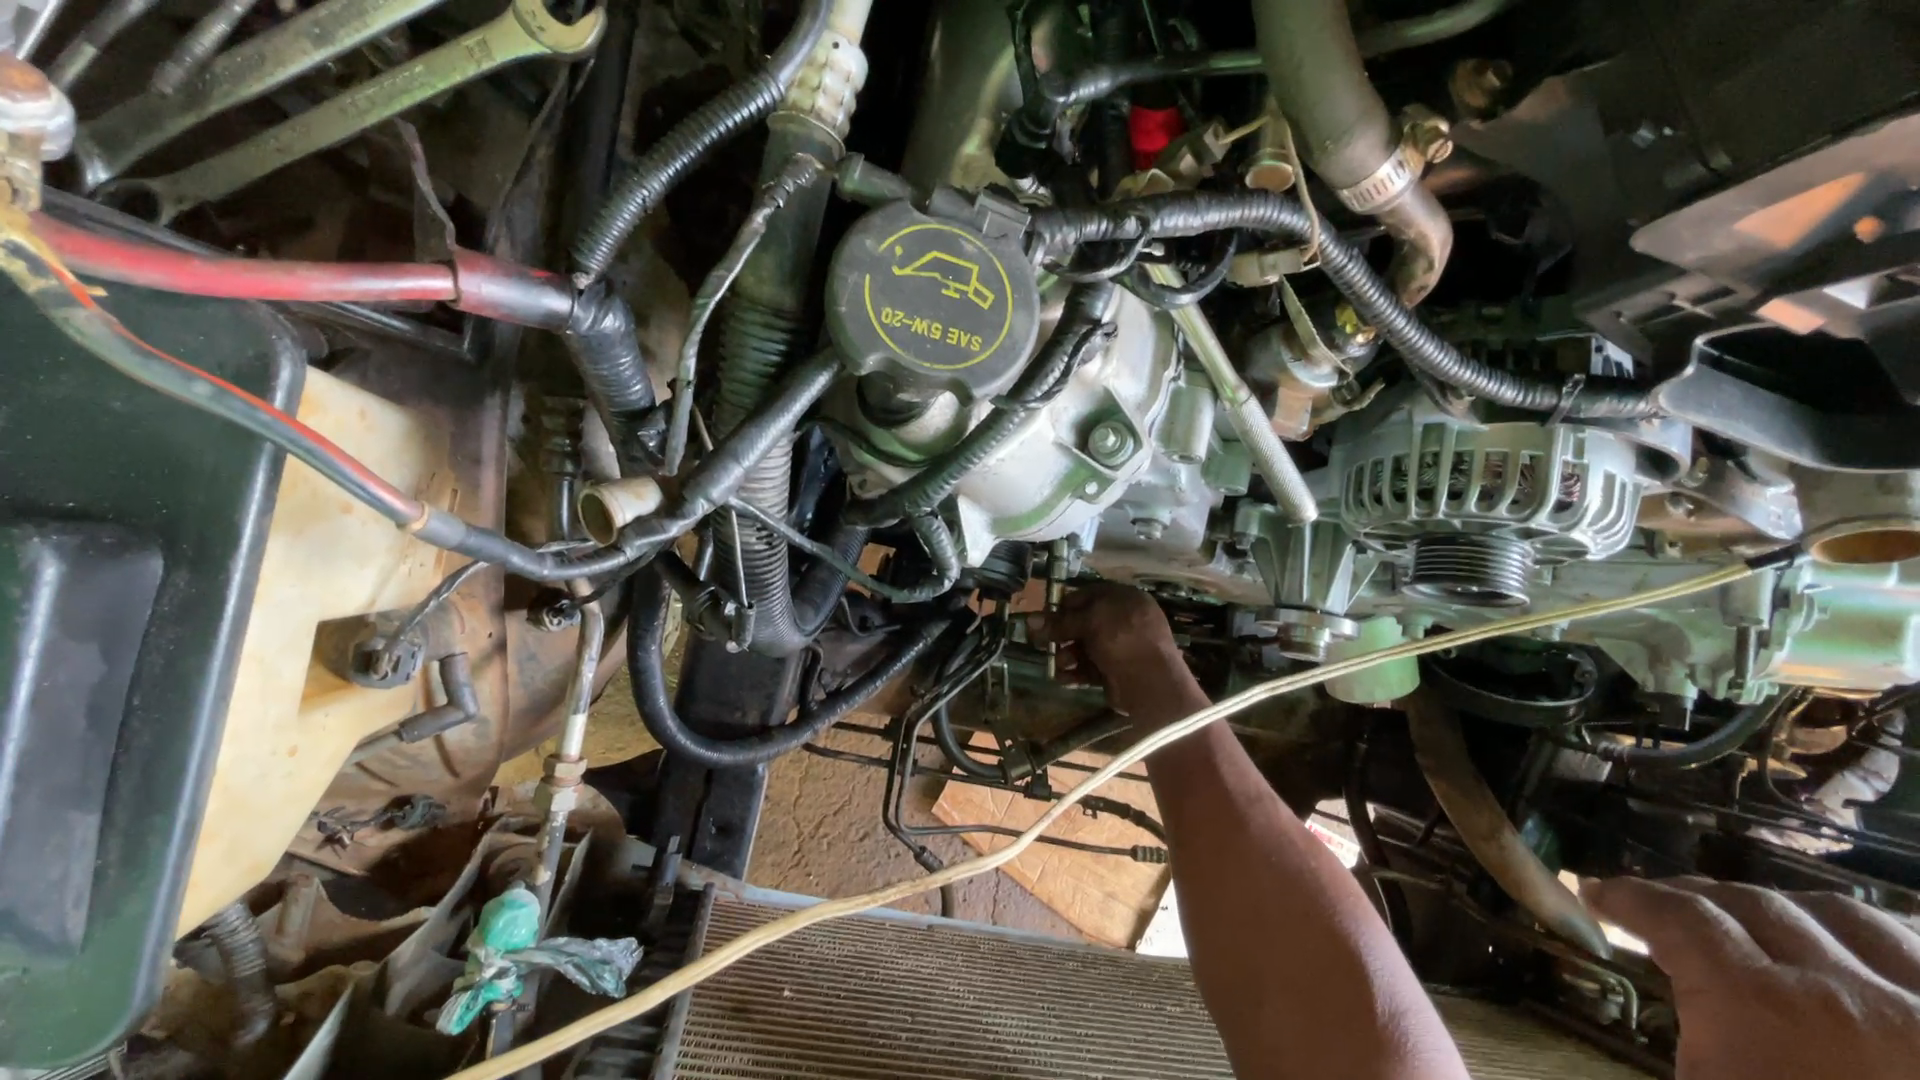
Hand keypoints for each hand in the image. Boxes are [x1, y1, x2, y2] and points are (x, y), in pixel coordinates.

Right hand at [1026, 584, 1206, 726]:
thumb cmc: (1122, 639)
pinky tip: (1063, 678)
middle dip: (1062, 634)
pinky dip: (1076, 672)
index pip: (1088, 595)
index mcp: (1124, 598)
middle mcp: (1124, 620)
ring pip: (1085, 647)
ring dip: (1067, 654)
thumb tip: (1030, 620)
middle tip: (1041, 642)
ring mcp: (1122, 647)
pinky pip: (1091, 667)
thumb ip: (1060, 622)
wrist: (1151, 682)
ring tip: (1059, 664)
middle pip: (1084, 622)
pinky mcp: (1117, 671)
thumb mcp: (1090, 622)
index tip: (1043, 617)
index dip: (1064, 605)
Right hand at [1586, 876, 1919, 1079]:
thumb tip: (1596, 1035)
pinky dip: (1884, 941)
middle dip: (1699, 897)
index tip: (1598, 892)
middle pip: (1757, 905)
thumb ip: (1677, 1052)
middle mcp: (1845, 988)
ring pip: (1853, 919)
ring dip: (1791, 911)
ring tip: (1759, 922)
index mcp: (1759, 1006)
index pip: (1680, 917)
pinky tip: (1862, 952)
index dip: (1632, 898)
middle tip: (1661, 905)